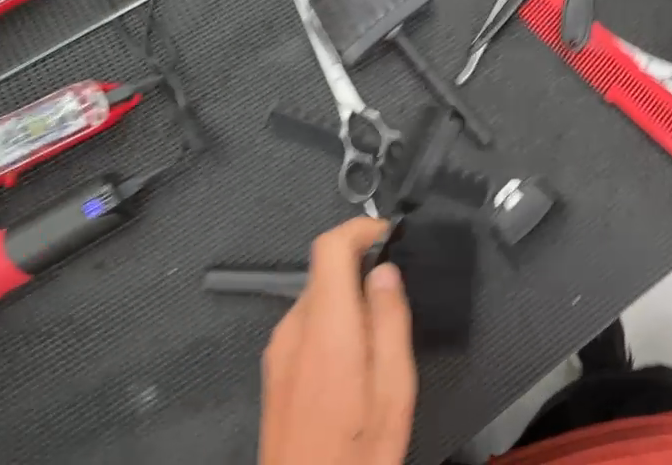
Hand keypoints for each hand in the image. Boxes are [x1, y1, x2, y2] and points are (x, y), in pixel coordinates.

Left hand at [259, 217, 415, 464]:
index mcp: (325, 328)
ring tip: (380, 345)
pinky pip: (306, 326)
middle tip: (397, 302)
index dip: (360, 229)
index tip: (389, 237)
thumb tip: (385, 272)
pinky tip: (355, 367)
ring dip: (348, 300)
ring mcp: (277, 352)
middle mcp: (293, 331)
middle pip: (324, 272)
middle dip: (361, 272)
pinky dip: (333, 324)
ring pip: (316, 299)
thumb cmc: (359, 453)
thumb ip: (390, 322)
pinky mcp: (274, 372)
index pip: (329, 247)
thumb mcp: (394, 390)